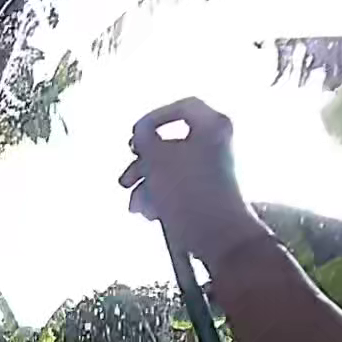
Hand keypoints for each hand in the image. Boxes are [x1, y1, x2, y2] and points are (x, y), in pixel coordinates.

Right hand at [119, 98, 271, 267]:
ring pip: (167, 170)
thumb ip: (144, 138)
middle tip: (126, 177)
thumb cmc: (188, 190)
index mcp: (212, 126)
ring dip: (145, 186)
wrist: (215, 234)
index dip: (153, 118)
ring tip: (135, 205)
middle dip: (142, 163)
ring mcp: (210, 172)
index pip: (182, 107)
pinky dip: (158, 198)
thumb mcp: (157, 158)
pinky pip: (174, 189)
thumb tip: (141, 133)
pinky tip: (149, 213)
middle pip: (169, 144)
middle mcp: (214, 145)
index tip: (135, 135)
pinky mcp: (204, 195)